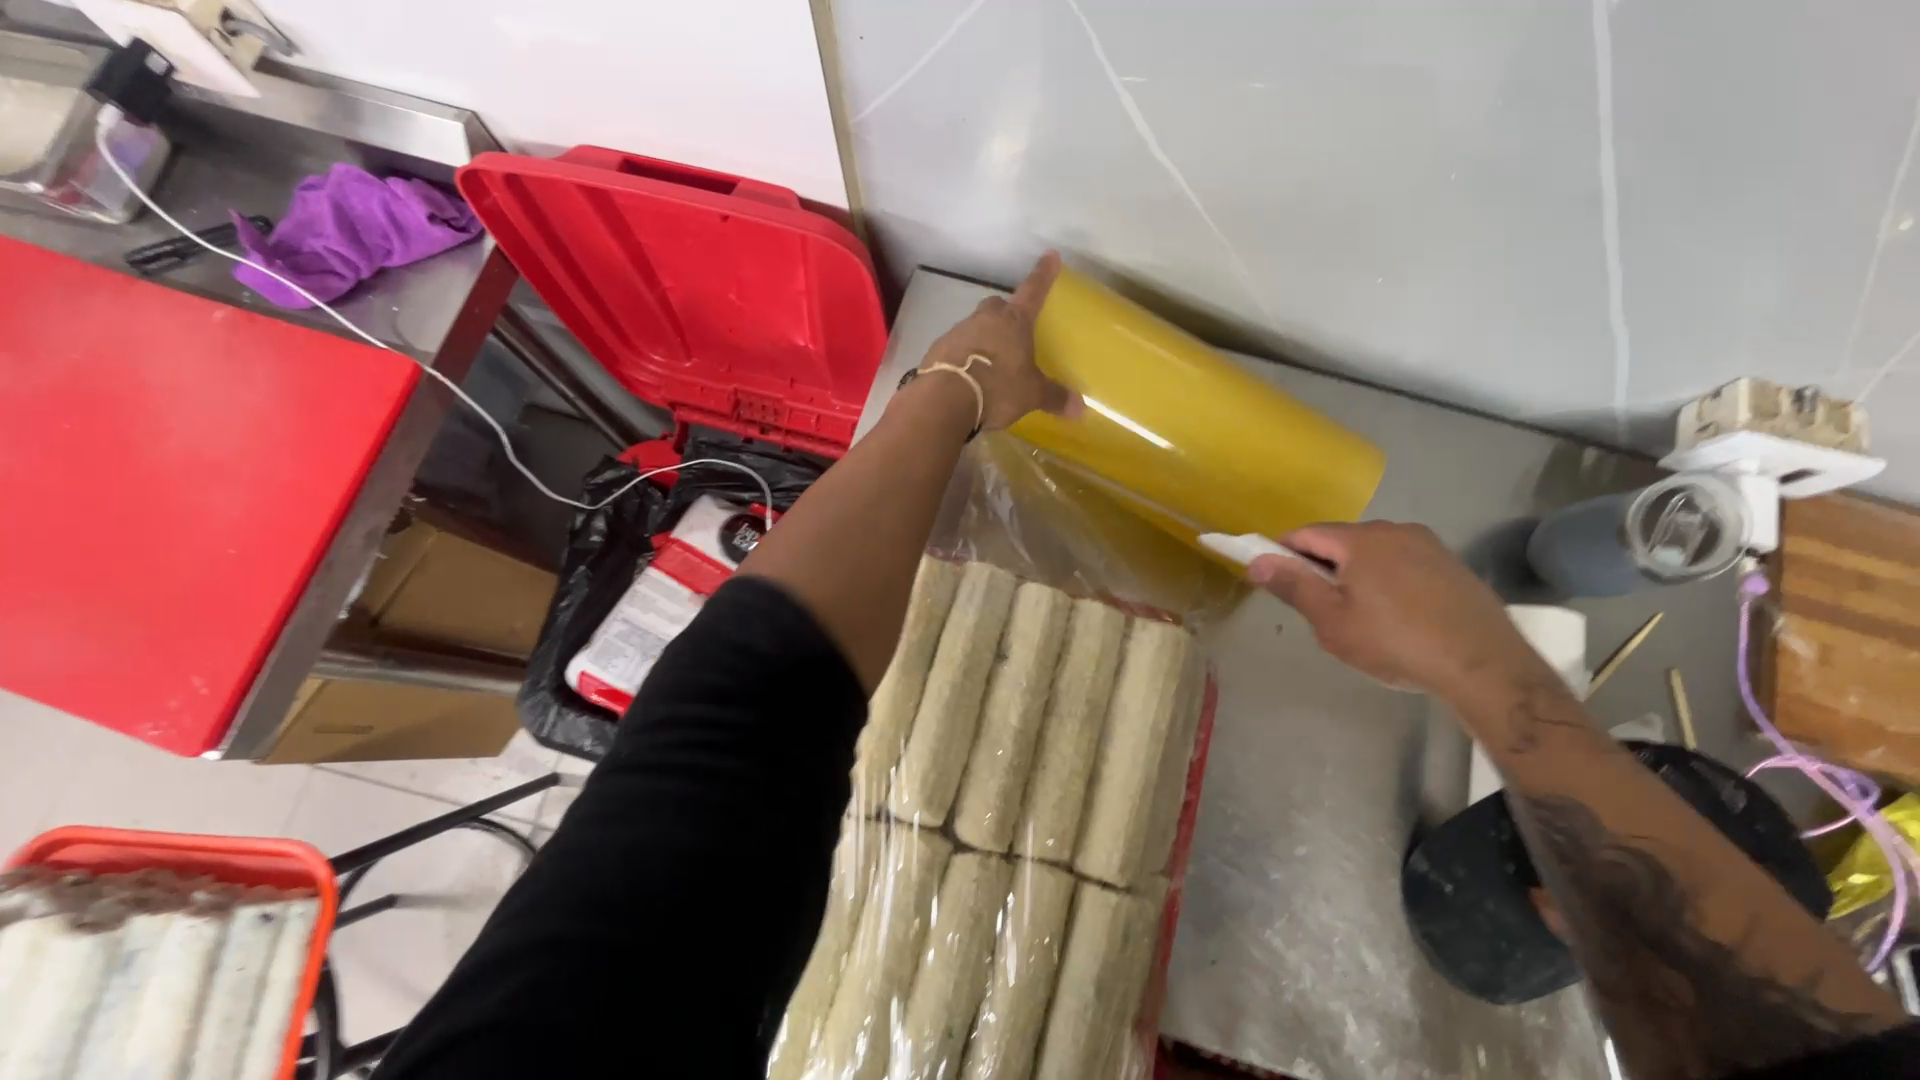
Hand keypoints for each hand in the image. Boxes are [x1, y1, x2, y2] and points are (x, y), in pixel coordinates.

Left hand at [920, 252, 1081, 430]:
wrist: (946, 399)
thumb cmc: (998, 388)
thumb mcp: (1031, 395)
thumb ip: (1053, 397)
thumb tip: (1079, 407)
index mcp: (1014, 321)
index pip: (1033, 291)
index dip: (1043, 274)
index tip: (1050, 255)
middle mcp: (985, 319)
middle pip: (997, 306)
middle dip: (1004, 314)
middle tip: (1011, 332)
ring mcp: (958, 332)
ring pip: (974, 327)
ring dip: (982, 339)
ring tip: (989, 364)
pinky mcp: (937, 350)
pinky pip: (955, 348)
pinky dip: (963, 357)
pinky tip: (967, 376)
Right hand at [1248, 522, 1545, 698]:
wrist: (1483, 665)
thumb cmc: (1395, 643)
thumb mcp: (1332, 622)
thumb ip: (1293, 586)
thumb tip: (1256, 560)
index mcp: (1360, 540)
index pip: (1305, 534)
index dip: (1282, 553)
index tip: (1277, 582)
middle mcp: (1395, 530)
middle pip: (1341, 541)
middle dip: (1322, 568)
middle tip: (1320, 611)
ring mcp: (1429, 545)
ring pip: (1374, 553)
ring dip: (1356, 575)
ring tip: (1362, 619)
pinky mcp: (1452, 565)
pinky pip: (1403, 564)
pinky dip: (1388, 581)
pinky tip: (1398, 618)